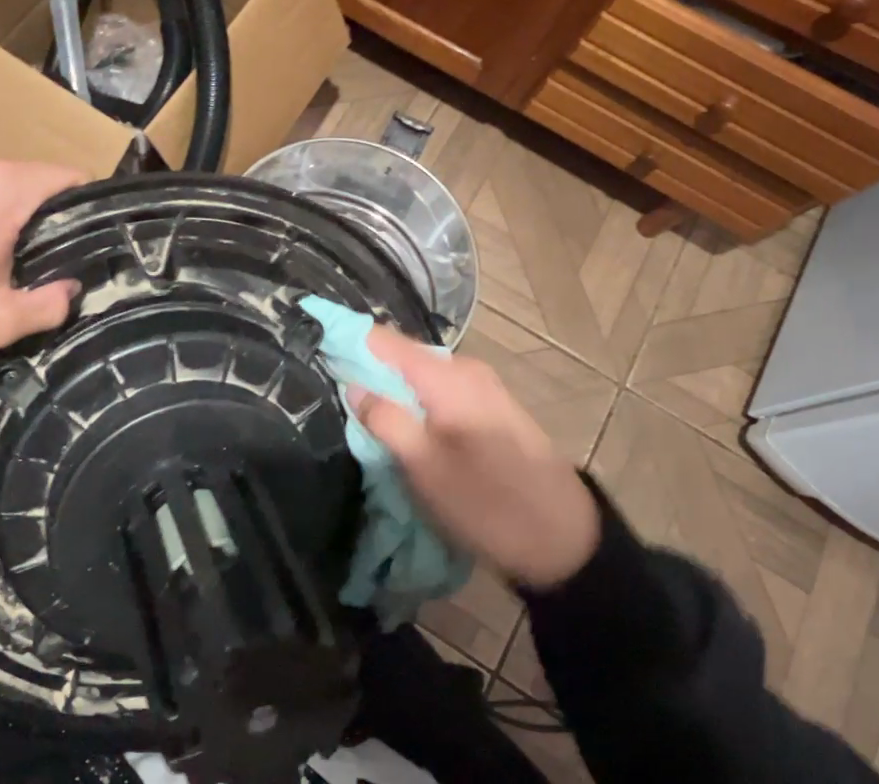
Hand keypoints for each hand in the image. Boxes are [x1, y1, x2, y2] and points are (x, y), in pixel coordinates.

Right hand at [354, 327, 601, 588]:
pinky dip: (415, 398)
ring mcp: (485, 388)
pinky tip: (402, 421)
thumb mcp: (424, 468)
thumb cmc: (486, 503)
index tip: (313, 344)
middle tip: (329, 385)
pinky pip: (441, 390)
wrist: (565, 539)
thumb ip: (385, 420)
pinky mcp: (494, 410)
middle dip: (366, 365)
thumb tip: (354, 386)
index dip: (347, 339)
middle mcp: (467, 370)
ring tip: (358, 405)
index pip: (383, 339)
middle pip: (403, 354)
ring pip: (422, 375)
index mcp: (446, 377)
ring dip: (391, 385)